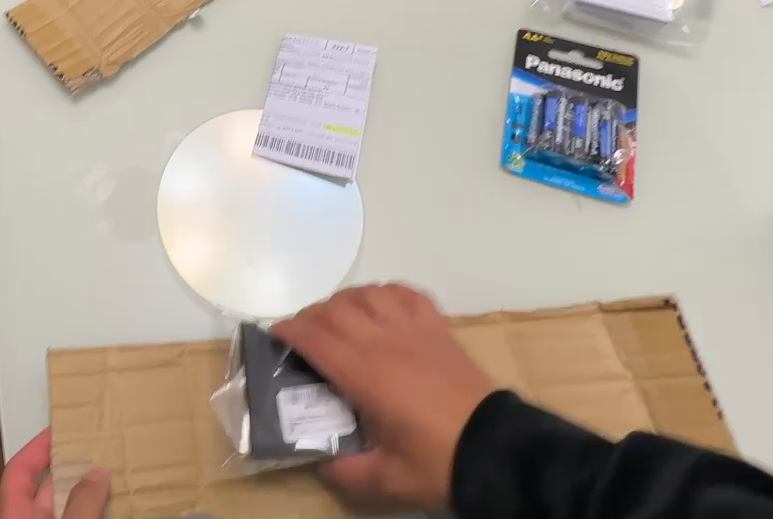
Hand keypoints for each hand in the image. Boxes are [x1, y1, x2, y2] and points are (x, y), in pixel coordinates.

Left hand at [0, 428, 110, 518]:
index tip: (61, 428)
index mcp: (14, 516)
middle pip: (46, 489)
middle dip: (72, 468)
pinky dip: (92, 512)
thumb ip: (80, 504)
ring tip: (112, 476)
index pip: (19, 469)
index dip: (39, 446)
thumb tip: (97, 474)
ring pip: (65, 509)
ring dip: (87, 494)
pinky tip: (114, 505)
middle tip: (97, 449)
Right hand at [271, 284, 495, 512]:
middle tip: (302, 331)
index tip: (275, 333)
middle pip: (334, 309)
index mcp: (364, 374)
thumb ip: (347, 470)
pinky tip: (380, 305)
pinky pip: (404, 292)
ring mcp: (412, 328)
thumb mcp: (387, 480)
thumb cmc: (438, 463)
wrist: (498, 451)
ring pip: (366, 293)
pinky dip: (384, 292)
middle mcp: (382, 340)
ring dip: (344, 300)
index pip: (314, 337)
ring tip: (338, 316)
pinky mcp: (437, 326)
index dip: (289, 330)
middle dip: (310, 315)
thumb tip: (320, 459)